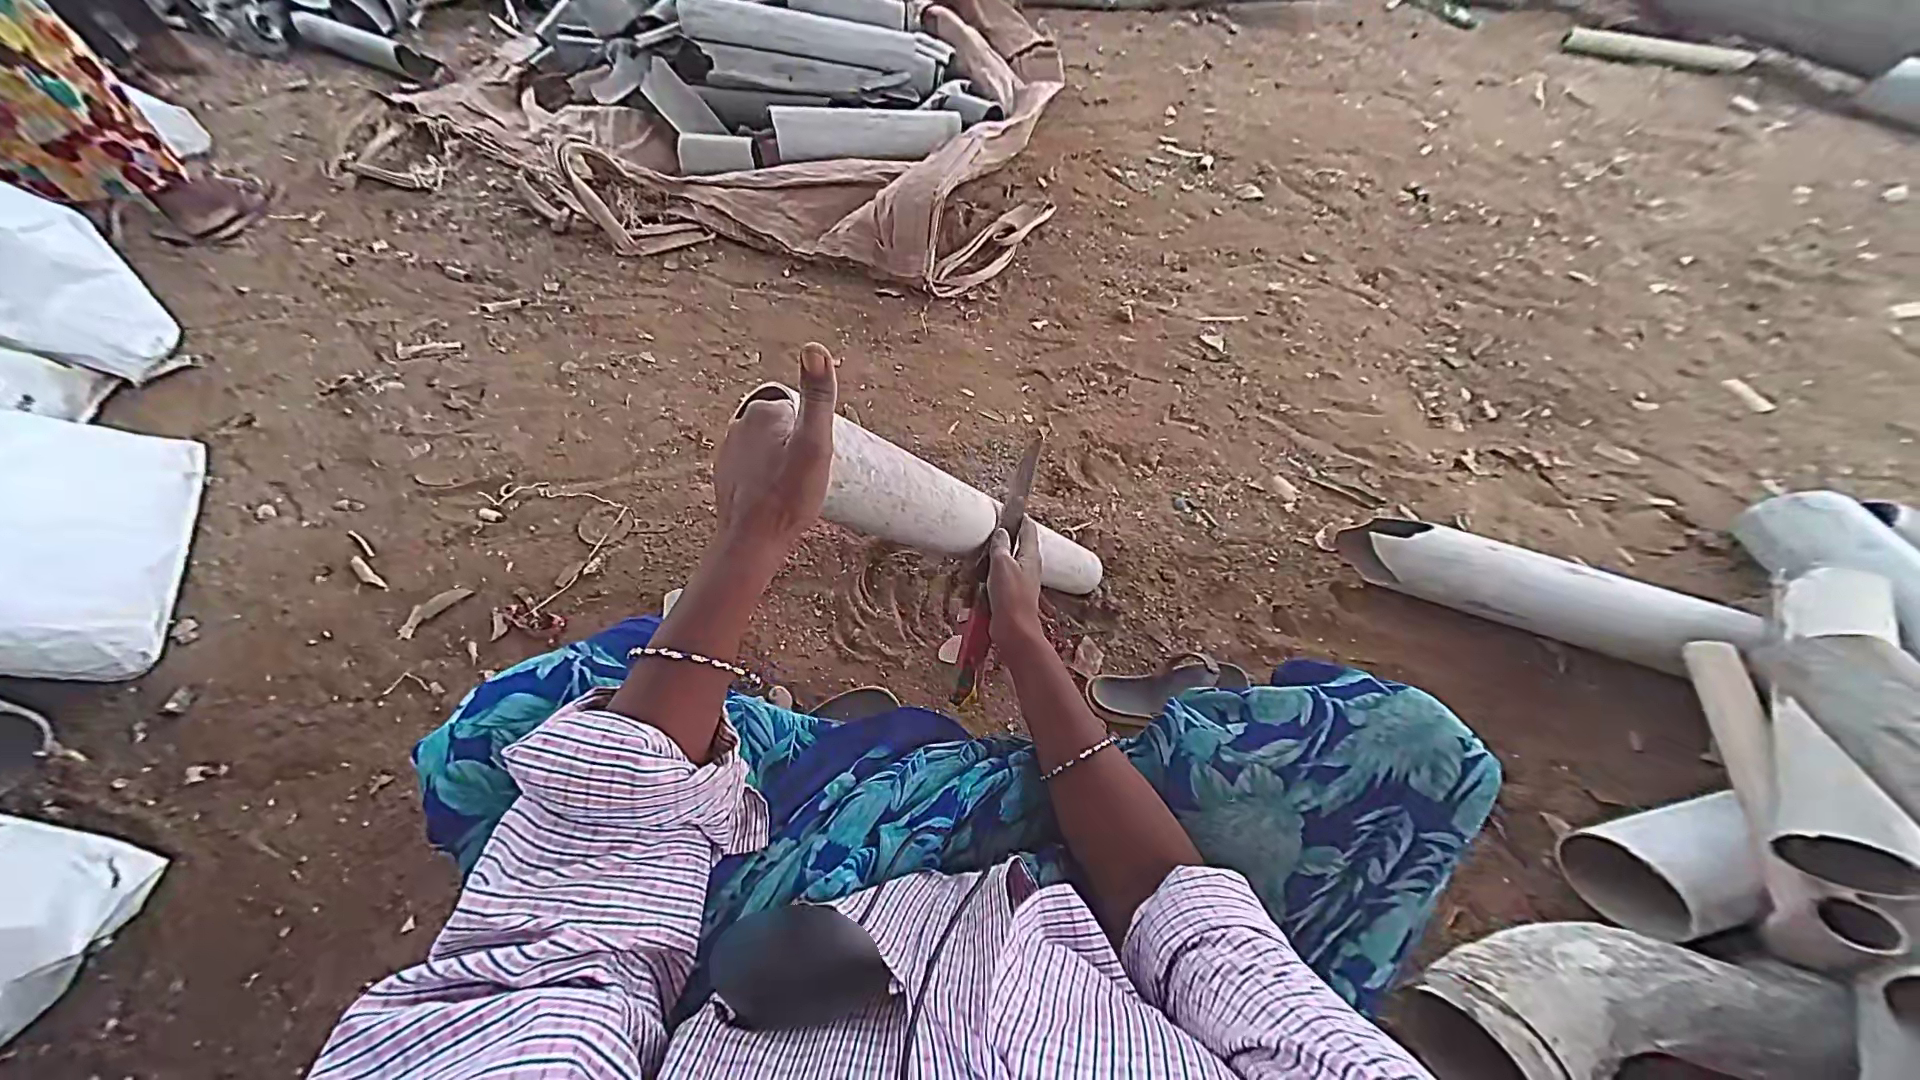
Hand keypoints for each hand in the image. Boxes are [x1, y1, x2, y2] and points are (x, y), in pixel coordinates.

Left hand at [714, 343, 837, 559]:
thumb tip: (815, 349)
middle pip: (784, 425)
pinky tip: (779, 493)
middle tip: (813, 470)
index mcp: (763, 412)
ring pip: (769, 445)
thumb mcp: (816, 444)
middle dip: (798, 441)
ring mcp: (730, 452)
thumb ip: (818, 397)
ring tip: (799, 483)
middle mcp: (740, 426)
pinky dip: (768, 474)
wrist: (753, 540)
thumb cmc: (789, 496)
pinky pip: (755, 465)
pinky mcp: (727, 475)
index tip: (822, 452)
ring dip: (783, 458)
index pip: (800, 409)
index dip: (814, 430)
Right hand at [987, 515, 1042, 645]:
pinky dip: (993, 571)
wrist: (1014, 629)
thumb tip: (1001, 532)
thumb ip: (1001, 547)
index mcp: (1030, 556)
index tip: (1010, 507)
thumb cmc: (1011, 597)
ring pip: (1009, 560)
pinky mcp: (1012, 592)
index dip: (1020, 517)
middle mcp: (1029, 566)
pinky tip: (982, 573)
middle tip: (994, 525)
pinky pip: (1002, 575)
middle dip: (1008, 535)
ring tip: (985, 547)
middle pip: (1019, 544)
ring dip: (998, 554)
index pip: (1028, 529)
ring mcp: (1021, 580)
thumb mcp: (1002, 565)